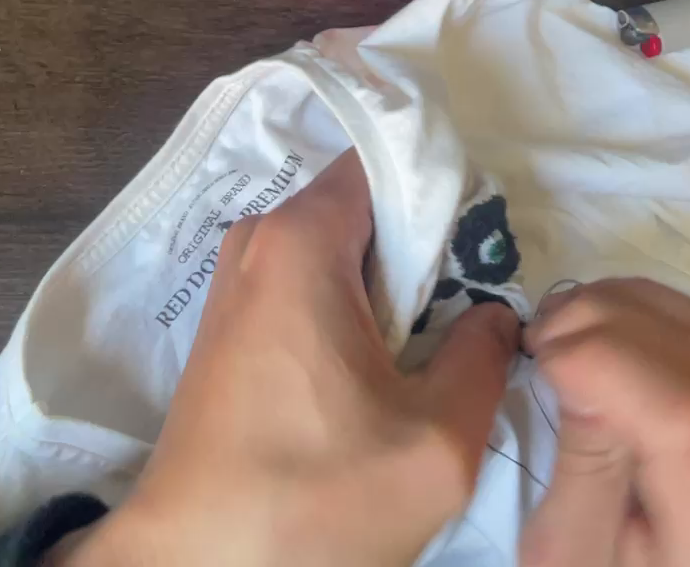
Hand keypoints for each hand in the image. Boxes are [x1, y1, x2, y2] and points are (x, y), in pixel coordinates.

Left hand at [63, 151, 521, 566]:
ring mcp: (236, 276)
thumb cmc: (313, 497)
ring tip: (427, 337)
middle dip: (418, 242)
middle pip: (360, 205)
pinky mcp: (230, 318)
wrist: (195, 566)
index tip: (480, 237)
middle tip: (465, 299)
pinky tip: (374, 360)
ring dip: (385, 279)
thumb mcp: (436, 441)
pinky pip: (303, 278)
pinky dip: (347, 301)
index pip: (382, 162)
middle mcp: (259, 238)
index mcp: (301, 238)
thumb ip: (483, 356)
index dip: (438, 186)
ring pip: (334, 245)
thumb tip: (493, 315)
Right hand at [521, 280, 689, 566]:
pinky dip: (668, 324)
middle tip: (542, 332)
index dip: (605, 357)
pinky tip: (617, 333)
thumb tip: (579, 356)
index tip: (539, 357)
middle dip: (610, 321)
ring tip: (569, 324)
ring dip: (635, 309)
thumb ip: (586, 460)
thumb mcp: (577, 563)